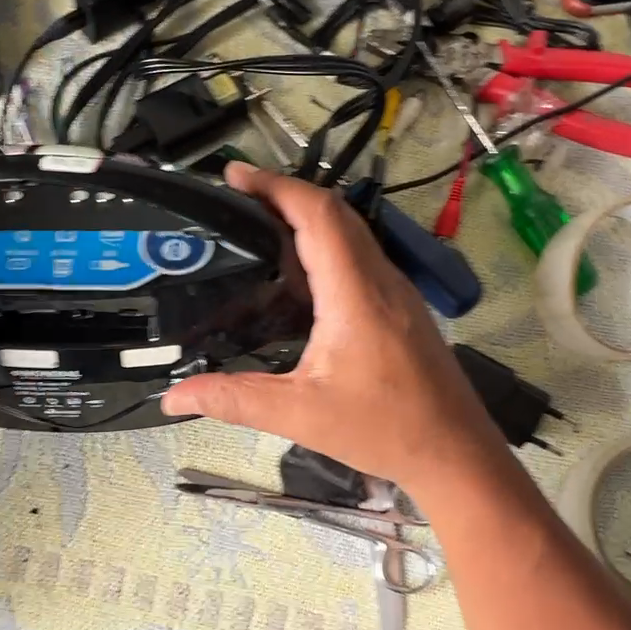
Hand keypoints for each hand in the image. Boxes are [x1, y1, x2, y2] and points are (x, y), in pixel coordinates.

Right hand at [162, 163, 506, 493]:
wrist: (456, 453)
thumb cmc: (384, 430)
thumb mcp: (299, 415)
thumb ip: (234, 401)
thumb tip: (174, 397)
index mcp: (355, 294)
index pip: (317, 215)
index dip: (275, 186)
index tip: (234, 176)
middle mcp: (380, 280)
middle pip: (334, 214)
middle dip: (284, 195)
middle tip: (235, 200)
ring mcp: (395, 292)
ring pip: (350, 234)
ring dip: (305, 219)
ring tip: (256, 227)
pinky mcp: (400, 308)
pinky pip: (358, 259)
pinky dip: (322, 247)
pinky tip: (295, 276)